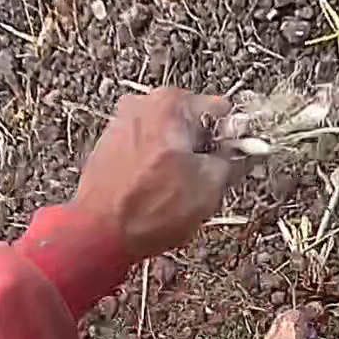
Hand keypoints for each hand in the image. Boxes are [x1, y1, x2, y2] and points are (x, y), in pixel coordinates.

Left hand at [72, 89, 234, 259]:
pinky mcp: (103, 154)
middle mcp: (140, 105)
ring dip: (171, 169)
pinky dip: (147, 177)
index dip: (230, 145)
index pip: (220, 115)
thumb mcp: (210, 186)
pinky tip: (146, 201)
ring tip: (167, 200)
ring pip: (163, 146)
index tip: (227, 169)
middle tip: (195, 190)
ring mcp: (117, 128)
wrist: (97, 237)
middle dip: (197, 157)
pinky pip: (139, 160)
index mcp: (170, 102)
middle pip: (188, 129)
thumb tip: (242, 154)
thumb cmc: (150, 210)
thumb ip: (233, 162)